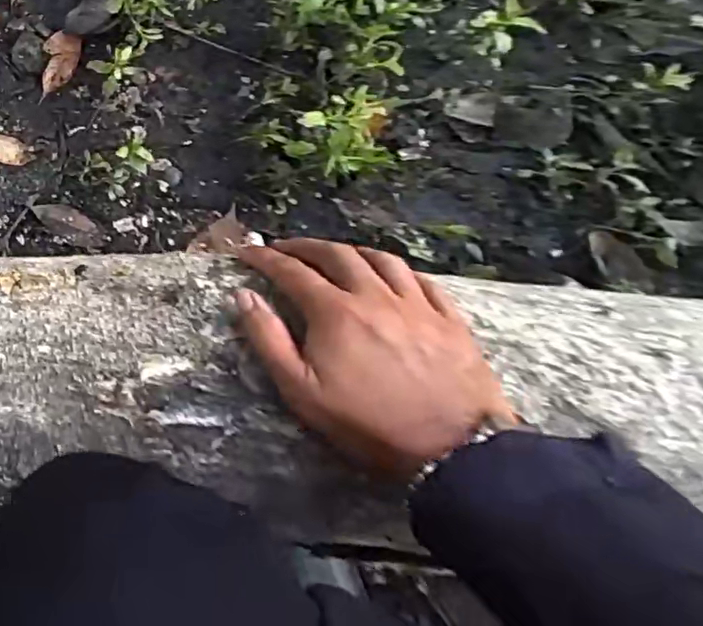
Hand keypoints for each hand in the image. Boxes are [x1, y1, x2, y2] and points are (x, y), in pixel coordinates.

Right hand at [231, 239, 518, 478]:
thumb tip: (243, 295)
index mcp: (334, 311)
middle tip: (285, 248)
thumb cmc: (370, 423)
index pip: (291, 271)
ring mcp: (418, 308)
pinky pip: (424, 282)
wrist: (459, 455)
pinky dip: (399, 271)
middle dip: (304, 246)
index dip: (265, 258)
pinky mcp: (452, 324)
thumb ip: (267, 338)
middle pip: (335, 254)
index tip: (247, 252)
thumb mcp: (301, 389)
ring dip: (351, 251)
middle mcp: (374, 297)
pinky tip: (392, 277)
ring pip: (381, 260)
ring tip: (336, 256)